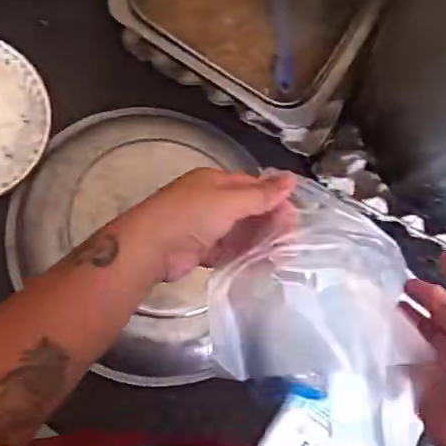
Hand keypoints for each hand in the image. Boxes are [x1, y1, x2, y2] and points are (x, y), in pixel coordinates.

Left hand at [114, 168, 297, 281]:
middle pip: (249, 212)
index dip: (275, 200)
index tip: (294, 217)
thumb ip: (261, 195)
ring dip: (260, 243)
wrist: (151, 247)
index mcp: (216, 182)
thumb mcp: (229, 201)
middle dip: (270, 225)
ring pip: (241, 234)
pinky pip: (230, 252)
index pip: (253, 187)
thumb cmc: (190, 215)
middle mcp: (211, 202)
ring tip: (281, 257)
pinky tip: (263, 266)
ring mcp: (206, 228)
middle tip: (290, 241)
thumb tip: (292, 179)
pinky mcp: (202, 251)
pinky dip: (245, 257)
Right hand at [404, 253, 445, 445]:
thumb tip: (431, 292)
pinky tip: (387, 337)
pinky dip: (398, 347)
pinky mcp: (427, 385)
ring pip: (427, 333)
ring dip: (413, 316)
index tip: (445, 256)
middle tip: (408, 280)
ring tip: (394, 302)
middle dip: (432, 293)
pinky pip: (410, 359)